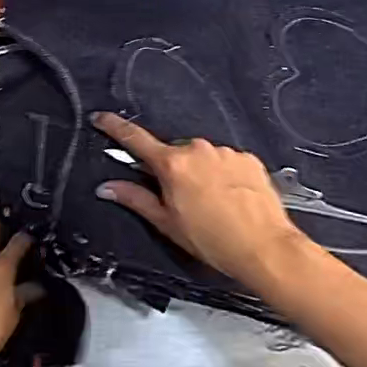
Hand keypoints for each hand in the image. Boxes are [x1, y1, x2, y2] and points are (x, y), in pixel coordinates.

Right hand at [91, 112, 310, 288]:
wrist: (264, 248)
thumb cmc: (213, 240)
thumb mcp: (167, 223)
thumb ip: (135, 199)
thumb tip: (107, 187)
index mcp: (172, 165)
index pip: (135, 139)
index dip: (114, 127)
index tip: (101, 118)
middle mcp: (198, 150)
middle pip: (173, 153)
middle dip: (171, 170)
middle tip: (178, 199)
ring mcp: (225, 152)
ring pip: (201, 157)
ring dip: (199, 173)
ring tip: (210, 204)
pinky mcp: (247, 158)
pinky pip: (225, 161)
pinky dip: (222, 175)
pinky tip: (229, 198)